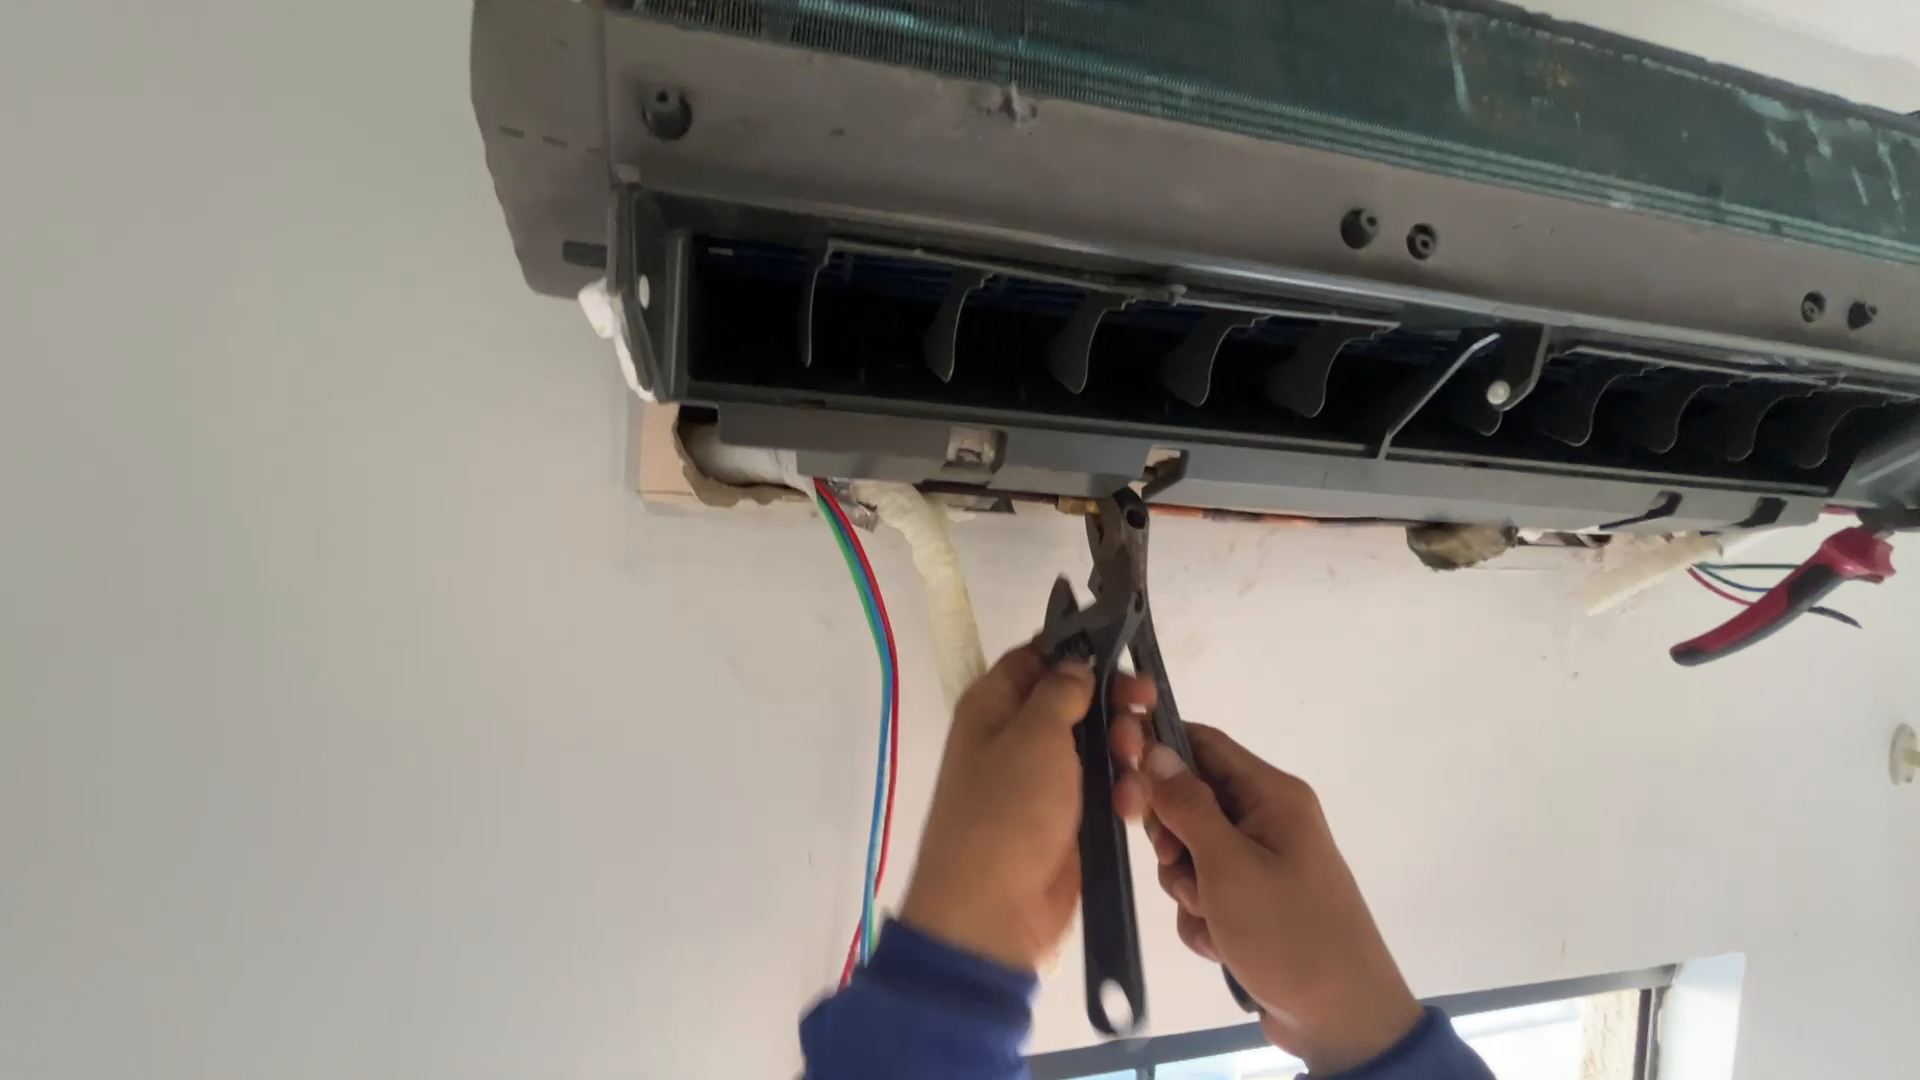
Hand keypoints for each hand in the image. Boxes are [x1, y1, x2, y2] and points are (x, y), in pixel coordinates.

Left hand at [899, 646, 1153, 972]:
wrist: (994, 912)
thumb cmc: (1008, 810)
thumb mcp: (1034, 736)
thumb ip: (1060, 691)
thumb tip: (1075, 664)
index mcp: (993, 704)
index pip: (1035, 657)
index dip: (1075, 650)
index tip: (1118, 653)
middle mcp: (1015, 733)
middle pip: (1073, 697)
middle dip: (1111, 700)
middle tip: (1145, 704)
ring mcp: (1041, 776)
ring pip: (1093, 741)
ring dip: (1121, 747)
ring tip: (1134, 761)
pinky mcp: (1066, 814)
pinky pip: (1101, 784)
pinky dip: (1120, 789)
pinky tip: (1130, 804)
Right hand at [1112, 720, 1421, 1074]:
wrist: (1344, 1028)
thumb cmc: (1289, 934)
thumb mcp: (1228, 866)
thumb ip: (1186, 804)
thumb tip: (1152, 748)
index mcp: (1271, 795)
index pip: (1202, 743)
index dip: (1157, 749)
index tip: (1122, 778)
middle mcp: (1266, 818)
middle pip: (1189, 798)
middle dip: (1172, 837)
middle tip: (1175, 862)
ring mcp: (1260, 860)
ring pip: (1190, 847)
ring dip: (1185, 883)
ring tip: (1212, 916)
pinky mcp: (1253, 898)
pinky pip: (1204, 887)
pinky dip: (1202, 913)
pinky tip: (1221, 942)